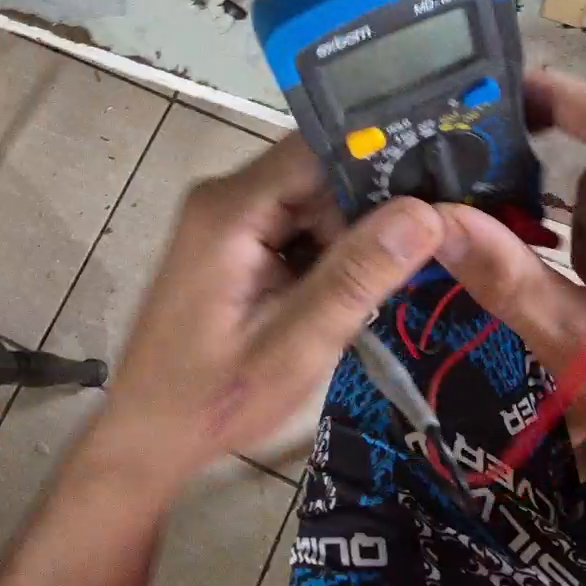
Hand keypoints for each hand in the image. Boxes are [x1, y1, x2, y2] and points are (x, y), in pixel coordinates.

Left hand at [94, 136, 444, 498]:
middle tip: (415, 254)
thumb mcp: (298, 344)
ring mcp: (227, 215)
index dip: (379, 162)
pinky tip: (339, 292)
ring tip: (377, 284)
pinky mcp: (234, 238)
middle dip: (367, 210)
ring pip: (313, 198)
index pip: (319, 150)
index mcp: (231, 209)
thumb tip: (427, 212)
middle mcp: (226, 196)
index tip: (435, 190)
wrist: (150, 435)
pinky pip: (296, 222)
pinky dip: (327, 250)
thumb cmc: (216, 398)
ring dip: (349, 236)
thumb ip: (358, 274)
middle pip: (318, 173)